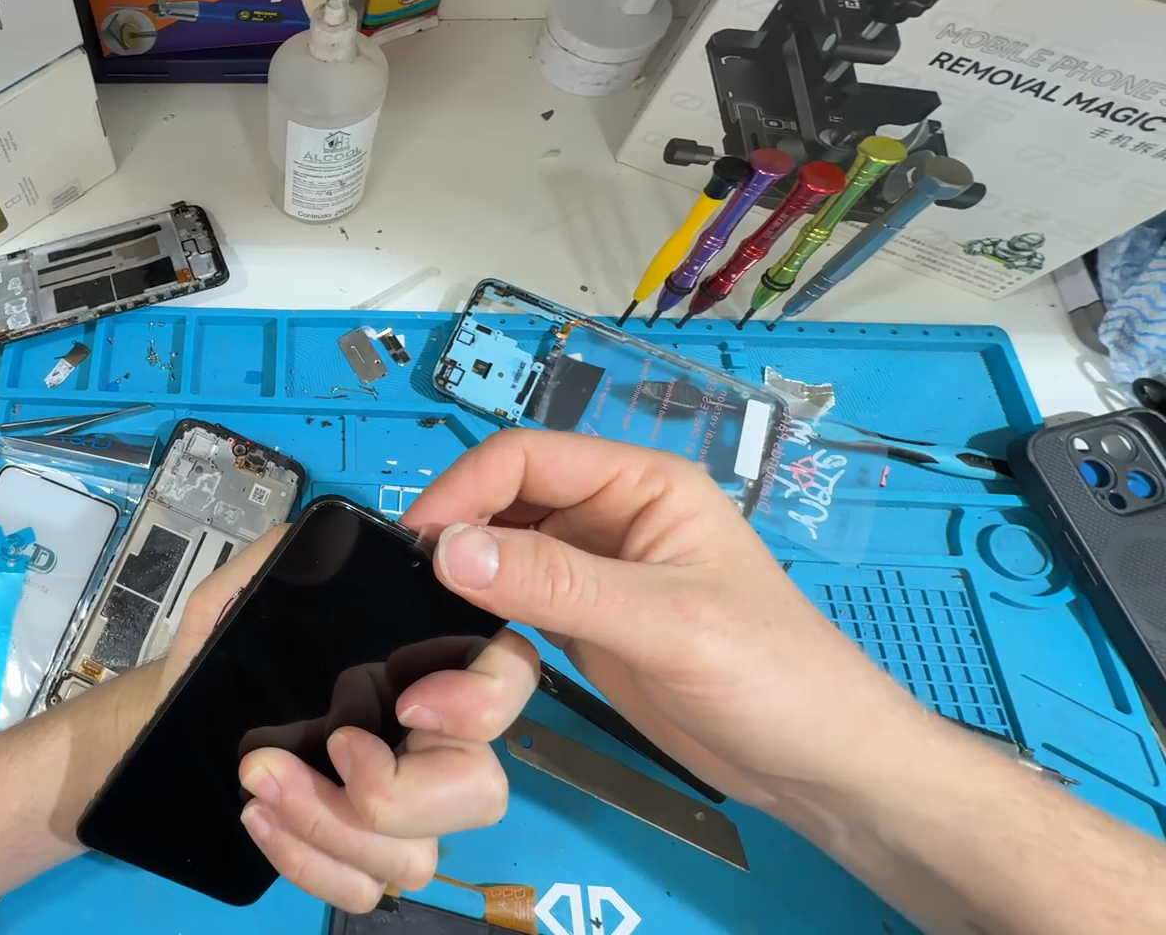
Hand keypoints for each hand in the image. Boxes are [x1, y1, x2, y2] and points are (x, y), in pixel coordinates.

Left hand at [133, 526, 537, 911]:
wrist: (162, 722)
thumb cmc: (209, 657)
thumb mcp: (227, 600)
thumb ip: (269, 563)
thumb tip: (312, 538)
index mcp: (405, 667)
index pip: (501, 678)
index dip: (481, 700)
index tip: (405, 703)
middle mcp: (414, 740)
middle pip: (479, 789)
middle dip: (404, 790)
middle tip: (334, 751)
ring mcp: (388, 810)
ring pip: (418, 856)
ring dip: (334, 824)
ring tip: (258, 780)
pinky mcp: (349, 857)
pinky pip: (362, 891)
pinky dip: (310, 863)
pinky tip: (259, 819)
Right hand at [400, 430, 928, 812]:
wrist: (822, 776)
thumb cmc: (772, 680)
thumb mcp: (665, 624)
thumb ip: (554, 584)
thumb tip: (447, 551)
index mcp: (636, 483)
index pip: (523, 457)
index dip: (464, 488)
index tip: (417, 542)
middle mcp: (605, 511)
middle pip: (503, 495)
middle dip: (456, 527)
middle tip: (411, 579)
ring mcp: (587, 563)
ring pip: (498, 542)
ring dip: (461, 567)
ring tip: (423, 603)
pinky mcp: (575, 611)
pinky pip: (508, 590)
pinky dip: (477, 602)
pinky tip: (456, 626)